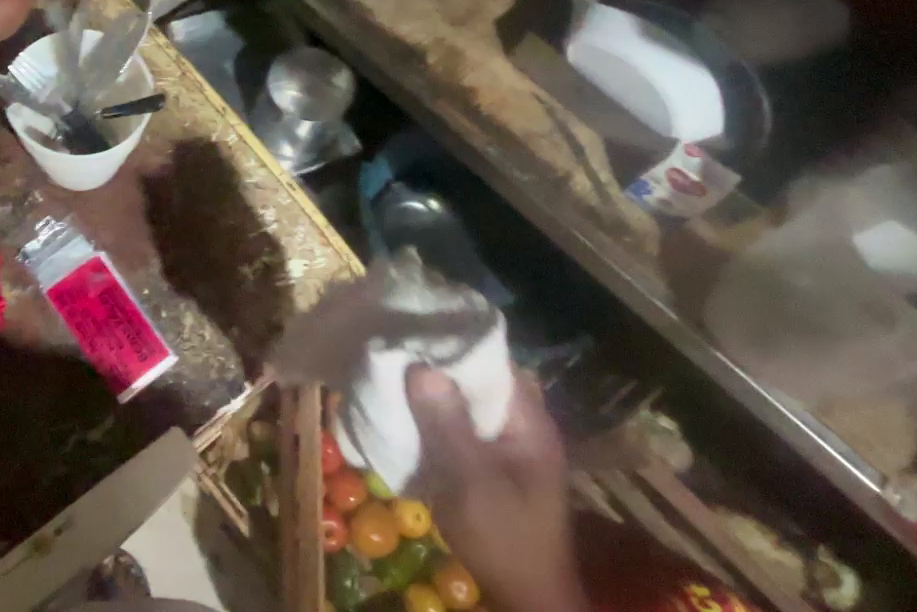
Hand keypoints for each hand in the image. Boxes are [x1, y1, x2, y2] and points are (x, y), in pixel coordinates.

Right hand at [409, 366, 587, 611]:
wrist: (525, 598)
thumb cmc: (503, 538)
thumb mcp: (472, 481)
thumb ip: (447, 424)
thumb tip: (421, 366)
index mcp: (528, 423)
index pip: (493, 363)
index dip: (454, 345)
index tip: (412, 331)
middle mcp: (520, 425)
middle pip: (476, 379)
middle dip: (436, 365)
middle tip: (391, 350)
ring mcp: (505, 444)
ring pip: (463, 401)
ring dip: (430, 391)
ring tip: (388, 374)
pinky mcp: (487, 462)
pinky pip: (457, 423)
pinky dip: (431, 415)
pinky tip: (402, 412)